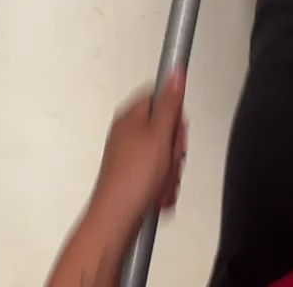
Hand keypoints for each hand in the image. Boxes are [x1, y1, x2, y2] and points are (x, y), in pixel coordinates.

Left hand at [87, 74, 187, 229]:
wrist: (116, 219)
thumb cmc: (131, 178)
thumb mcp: (159, 134)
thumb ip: (170, 103)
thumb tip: (176, 72)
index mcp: (132, 115)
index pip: (162, 98)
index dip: (175, 115)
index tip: (176, 130)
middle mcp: (129, 133)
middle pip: (166, 129)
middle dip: (174, 149)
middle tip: (168, 159)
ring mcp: (131, 155)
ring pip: (165, 154)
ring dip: (170, 171)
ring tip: (161, 181)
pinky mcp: (134, 176)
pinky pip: (158, 174)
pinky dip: (163, 186)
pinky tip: (158, 194)